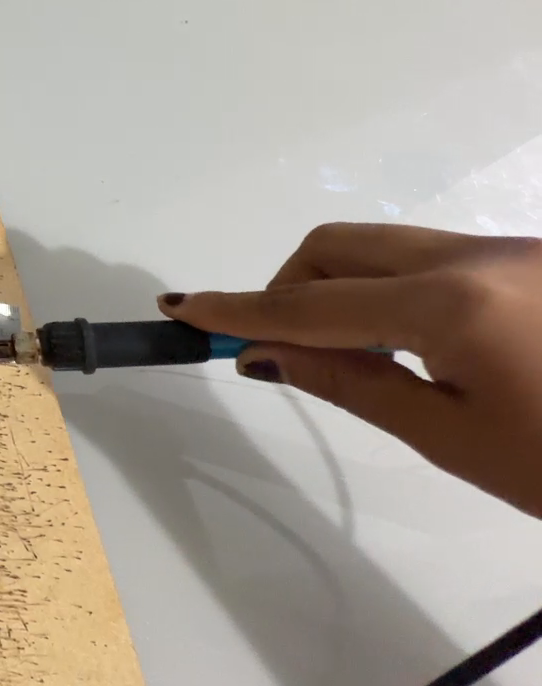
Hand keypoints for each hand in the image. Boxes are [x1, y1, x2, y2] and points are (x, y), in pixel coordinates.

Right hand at [159, 223, 541, 518]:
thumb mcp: (457, 438)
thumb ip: (347, 382)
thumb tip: (261, 353)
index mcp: (451, 305)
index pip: (305, 305)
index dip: (234, 310)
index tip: (178, 306)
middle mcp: (483, 259)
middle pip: (337, 246)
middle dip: (289, 288)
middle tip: (289, 345)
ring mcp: (524, 254)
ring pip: (387, 249)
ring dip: (345, 289)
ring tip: (369, 353)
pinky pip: (439, 261)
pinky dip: (398, 292)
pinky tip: (431, 344)